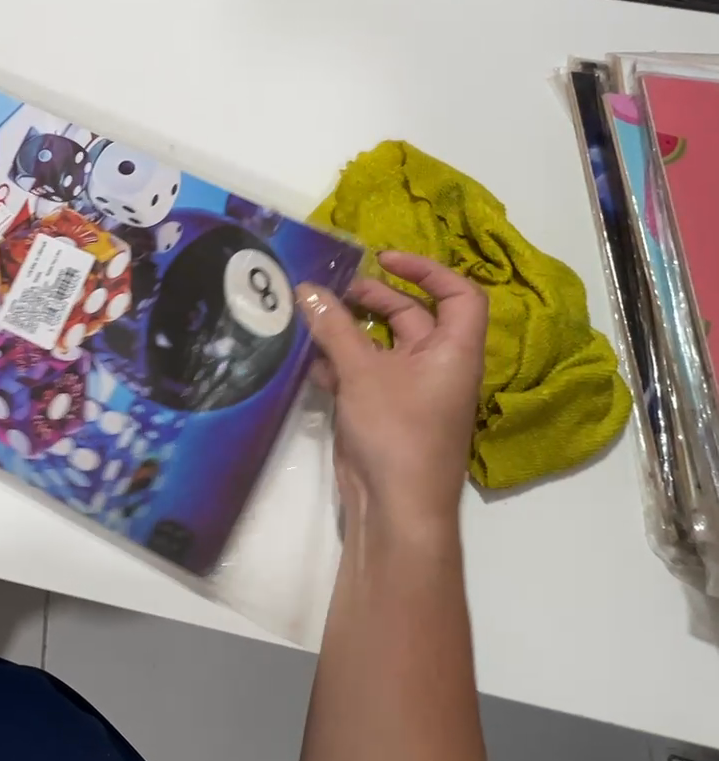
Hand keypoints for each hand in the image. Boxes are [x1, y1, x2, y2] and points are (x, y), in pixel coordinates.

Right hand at [297, 251, 487, 535]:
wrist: (395, 501)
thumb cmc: (397, 431)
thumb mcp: (362, 372)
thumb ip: (333, 328)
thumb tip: (305, 289)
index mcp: (452, 352)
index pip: (458, 296)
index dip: (427, 270)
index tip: (382, 258)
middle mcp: (434, 364)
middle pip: (409, 315)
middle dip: (368, 297)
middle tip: (325, 288)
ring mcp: (404, 386)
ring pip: (375, 342)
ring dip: (341, 328)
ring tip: (302, 317)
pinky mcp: (377, 404)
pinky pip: (356, 368)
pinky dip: (331, 358)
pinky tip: (302, 359)